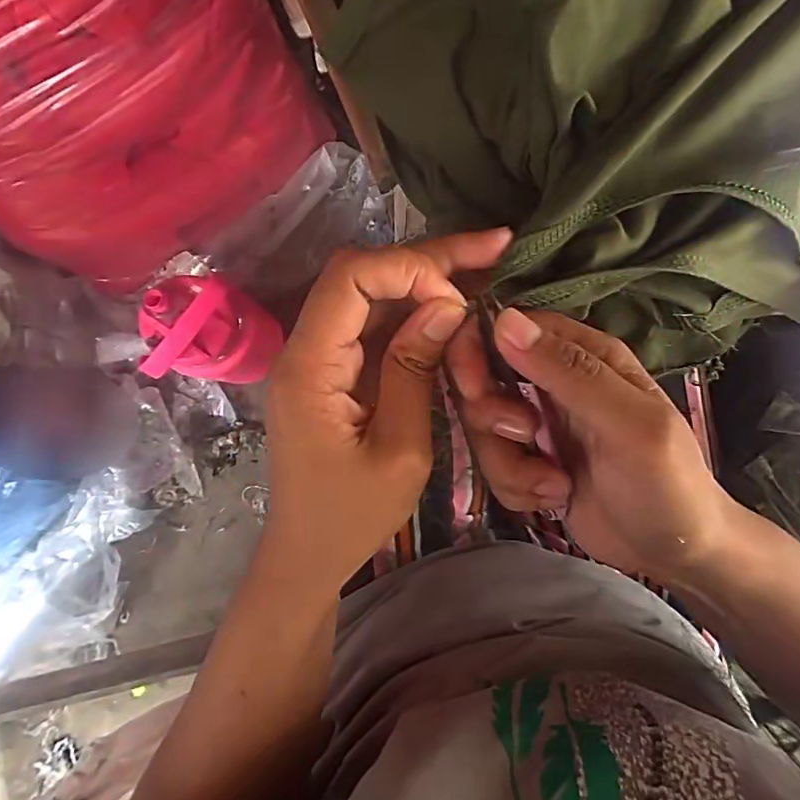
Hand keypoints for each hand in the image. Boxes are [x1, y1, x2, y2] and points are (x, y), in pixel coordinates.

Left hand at [262, 230, 512, 590]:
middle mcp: (306, 348)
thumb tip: (446, 304)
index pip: (349, 279)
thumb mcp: (400, 450)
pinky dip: (416, 309)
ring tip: (487, 261)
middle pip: (361, 275)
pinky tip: (458, 300)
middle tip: (493, 245)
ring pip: (371, 294)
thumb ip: (416, 369)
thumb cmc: (351, 516)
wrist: (308, 554)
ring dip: (426, 277)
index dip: (406, 270)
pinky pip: (375, 324)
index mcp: (310, 367)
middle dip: (427, 258)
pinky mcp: (336, 369)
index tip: (455, 297)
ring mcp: (320, 356)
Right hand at [449, 308, 737, 584]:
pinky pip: (493, 463)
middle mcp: (555, 381)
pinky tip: (554, 497)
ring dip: (509, 461)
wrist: (678, 555)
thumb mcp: (626, 422)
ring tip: (555, 484)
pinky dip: (516, 486)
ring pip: (484, 426)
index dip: (480, 348)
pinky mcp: (529, 462)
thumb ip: (569, 371)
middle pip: (485, 376)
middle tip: (523, 438)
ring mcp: (540, 423)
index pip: (511, 326)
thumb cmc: (666, 481)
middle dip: (492, 414)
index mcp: (584, 354)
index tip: (474, 386)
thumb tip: (505, 320)